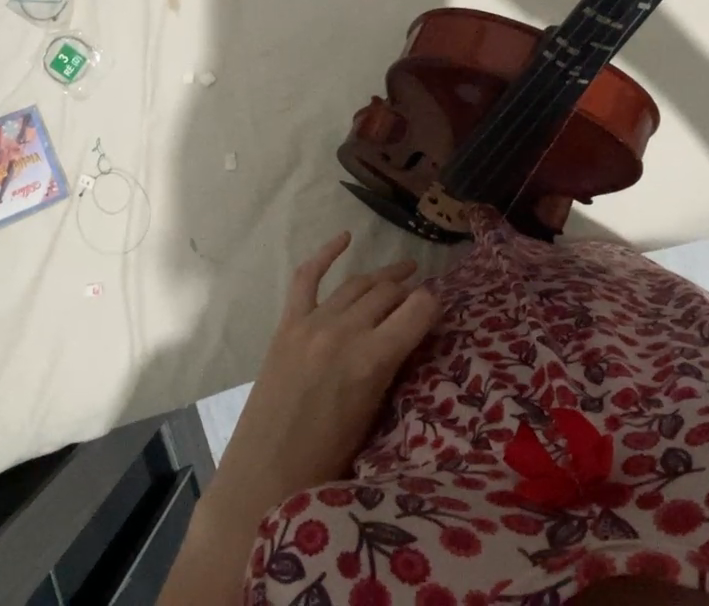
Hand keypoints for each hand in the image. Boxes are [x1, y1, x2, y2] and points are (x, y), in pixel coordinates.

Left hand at [204, 231, 439, 533]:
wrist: (266, 470)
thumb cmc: (329, 457)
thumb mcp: (375, 413)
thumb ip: (392, 368)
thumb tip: (409, 337)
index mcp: (372, 359)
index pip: (418, 311)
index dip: (434, 305)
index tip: (441, 308)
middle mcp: (344, 332)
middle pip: (388, 293)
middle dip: (410, 290)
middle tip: (423, 293)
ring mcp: (312, 323)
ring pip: (356, 285)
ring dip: (382, 277)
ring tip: (403, 271)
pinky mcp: (287, 324)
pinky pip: (306, 279)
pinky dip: (325, 254)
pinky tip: (345, 238)